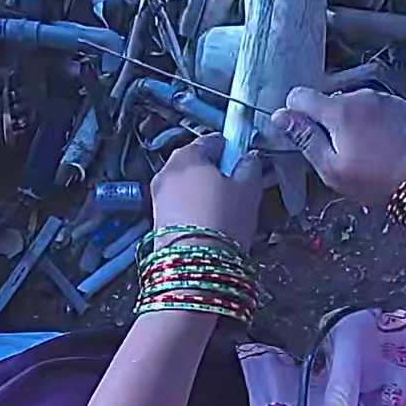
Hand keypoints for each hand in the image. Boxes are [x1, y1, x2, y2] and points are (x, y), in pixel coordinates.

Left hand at [150, 135, 264, 246]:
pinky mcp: (155, 220)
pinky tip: (209, 226)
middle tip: (237, 190)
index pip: (211, 141)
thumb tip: (248, 157)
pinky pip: (179, 205)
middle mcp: (165, 171)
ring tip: (225, 212)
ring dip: (204, 193)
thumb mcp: (248, 190)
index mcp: (187, 156)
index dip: (231, 149)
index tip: (244, 164)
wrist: (192, 265)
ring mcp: (157, 196)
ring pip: (187, 186)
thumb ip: (250, 166)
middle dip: (216, 172)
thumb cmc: (224, 219)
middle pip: (196, 164)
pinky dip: (194, 209)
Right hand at [271, 87, 405, 205]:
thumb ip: (305, 139)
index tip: (304, 136)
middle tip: (340, 154)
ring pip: (354, 105)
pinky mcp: (405, 105)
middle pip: (329, 102)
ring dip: (352, 123)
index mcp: (339, 110)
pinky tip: (384, 147)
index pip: (299, 95)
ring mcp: (386, 98)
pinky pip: (376, 109)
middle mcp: (362, 95)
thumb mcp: (333, 169)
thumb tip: (280, 116)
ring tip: (366, 153)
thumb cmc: (377, 181)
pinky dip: (373, 123)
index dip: (295, 114)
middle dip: (327, 122)